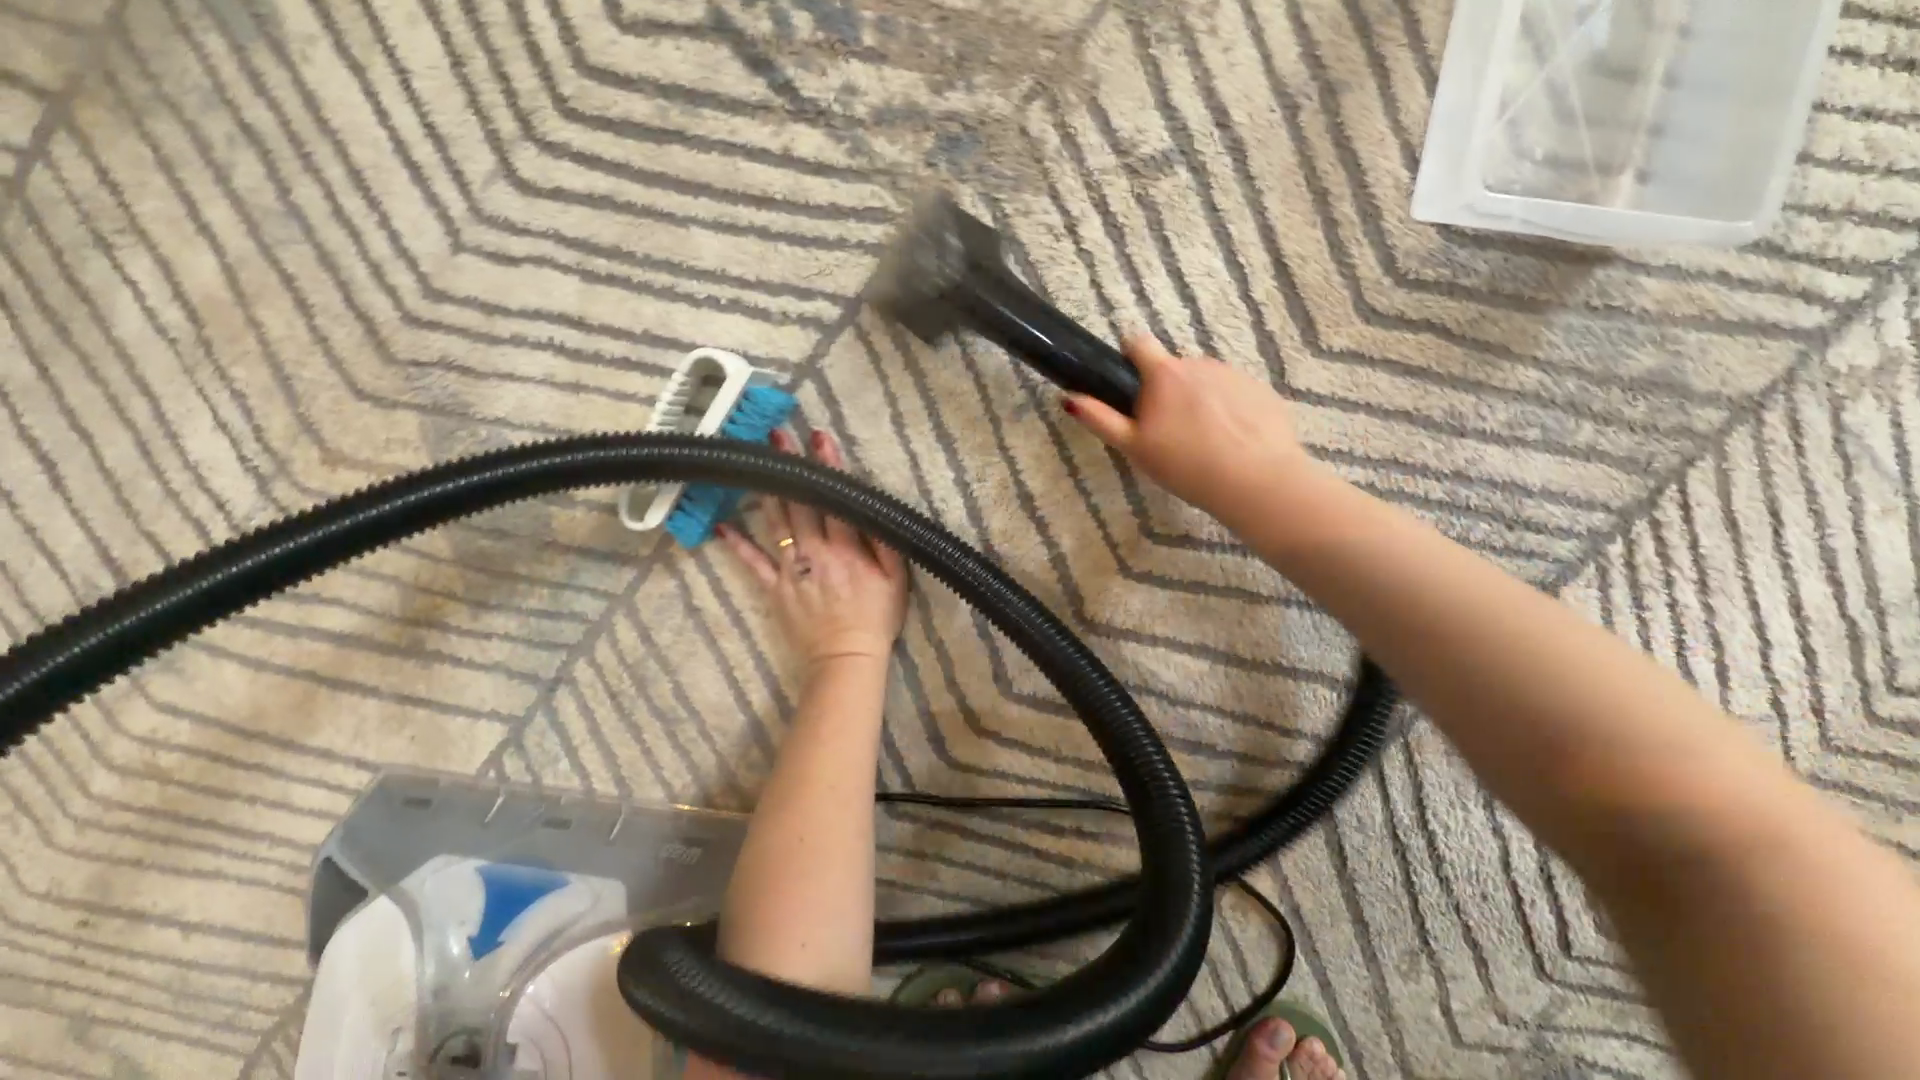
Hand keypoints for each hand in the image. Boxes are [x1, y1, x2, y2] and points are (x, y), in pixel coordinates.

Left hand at [716, 429, 909, 674]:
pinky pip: (753, 563)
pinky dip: (737, 544)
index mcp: (846, 548)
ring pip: (776, 522)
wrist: (846, 658)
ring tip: (755, 461)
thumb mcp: (896, 579)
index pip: (835, 499)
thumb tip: (874, 508)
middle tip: (777, 435)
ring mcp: (791, 569)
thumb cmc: (876, 618)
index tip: (817, 437)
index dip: (827, 466)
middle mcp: (815, 552)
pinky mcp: (774, 588)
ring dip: (767, 489)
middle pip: (801, 503)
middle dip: (790, 467)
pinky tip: (722, 524)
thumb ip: (886, 542)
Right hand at [1063, 332, 1315, 526]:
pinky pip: (1236, 394)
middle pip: (1174, 369)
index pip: (1138, 343)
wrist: (1256, 481)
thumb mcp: (1135, 447)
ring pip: (1206, 381)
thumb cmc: (1186, 465)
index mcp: (1164, 374)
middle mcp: (1198, 364)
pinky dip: (1230, 411)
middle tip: (1169, 432)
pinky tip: (1232, 443)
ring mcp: (1234, 374)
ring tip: (1204, 442)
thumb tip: (1069, 397)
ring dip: (1199, 400)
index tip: (1130, 382)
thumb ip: (1101, 419)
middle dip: (1168, 391)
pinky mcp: (1261, 390)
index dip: (1129, 357)